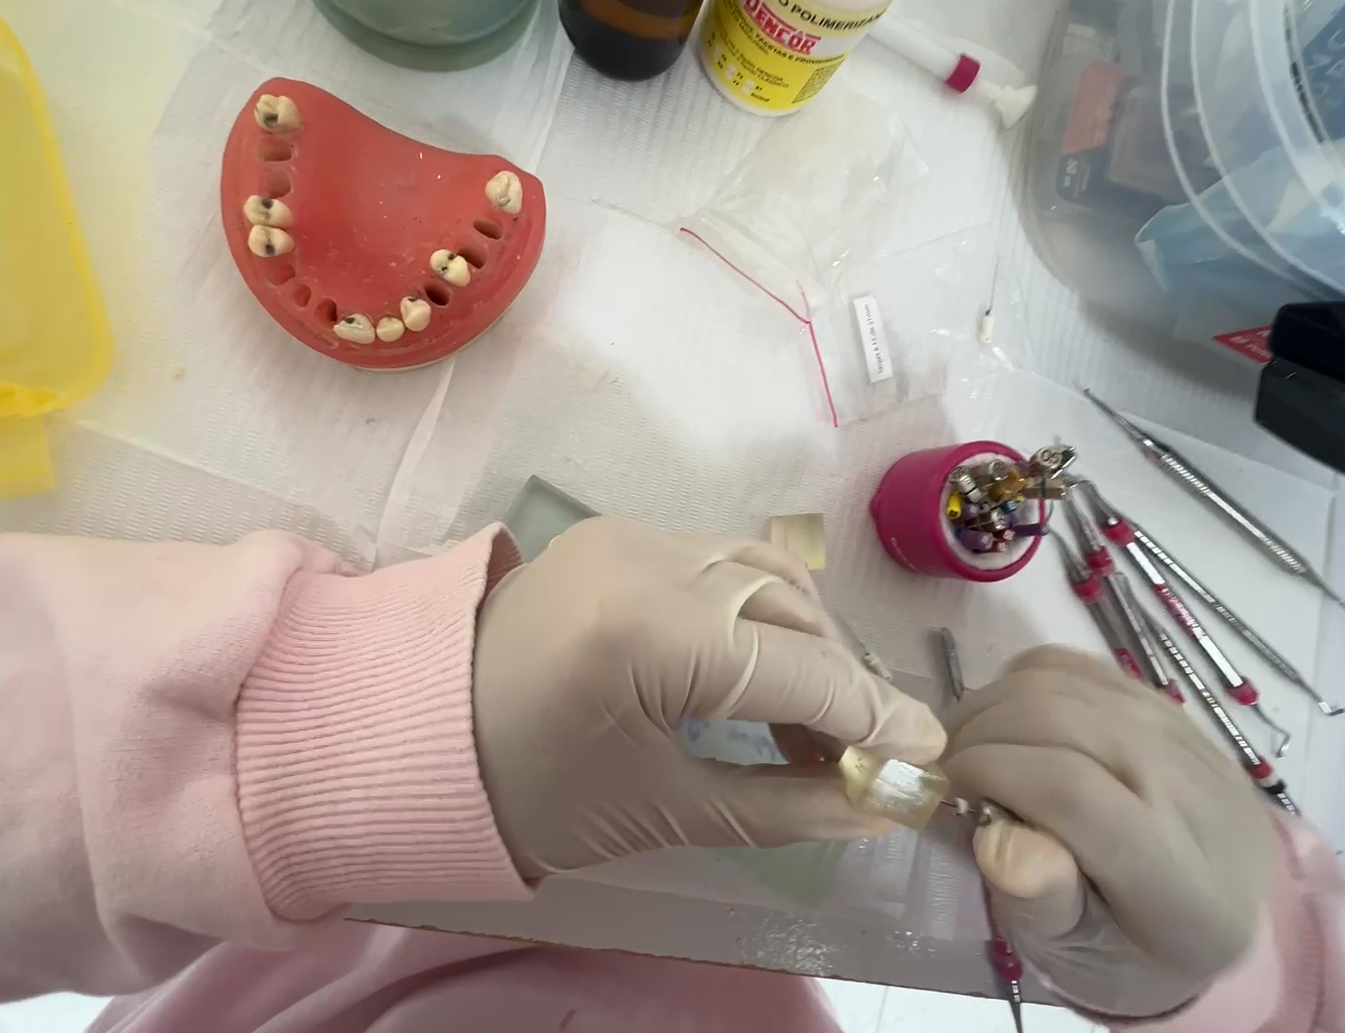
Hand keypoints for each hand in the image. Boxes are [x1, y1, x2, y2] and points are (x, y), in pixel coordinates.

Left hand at [474, 518, 945, 877]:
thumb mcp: (661, 812)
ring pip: (761, 571)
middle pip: (786, 607)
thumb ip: (782, 807)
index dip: (867, 714)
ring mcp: (629, 533)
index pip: (791, 667)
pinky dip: (759, 608)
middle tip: (866, 748)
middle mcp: (644, 556)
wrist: (419, 732)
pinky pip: (719, 561)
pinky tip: (766, 663)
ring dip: (805, 634)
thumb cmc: (528, 792)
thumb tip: (876, 806)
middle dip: (839, 678)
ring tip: (820, 712)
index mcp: (643, 630)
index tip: (925, 749)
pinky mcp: (620, 534)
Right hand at [944, 646, 1278, 1019]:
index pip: (1072, 790)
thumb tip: (997, 845)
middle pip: (1061, 720)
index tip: (946, 792)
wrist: (1200, 909)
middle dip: (978, 734)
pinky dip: (1019, 681)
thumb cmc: (1120, 942)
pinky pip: (1073, 664)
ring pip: (1060, 682)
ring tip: (967, 745)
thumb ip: (1041, 903)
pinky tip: (1008, 721)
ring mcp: (1184, 736)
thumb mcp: (1072, 951)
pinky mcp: (1164, 703)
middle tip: (946, 770)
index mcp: (1182, 880)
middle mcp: (1196, 794)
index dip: (990, 773)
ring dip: (988, 703)